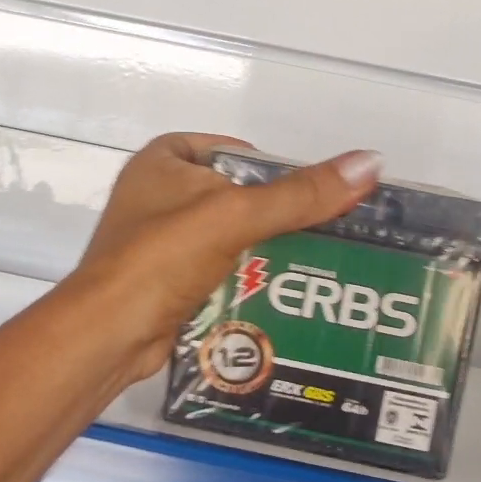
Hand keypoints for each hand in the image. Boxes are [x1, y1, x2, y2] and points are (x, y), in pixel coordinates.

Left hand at [67, 133, 381, 383]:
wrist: (110, 333)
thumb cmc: (162, 258)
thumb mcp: (235, 215)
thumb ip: (300, 194)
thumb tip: (370, 162)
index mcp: (160, 161)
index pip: (228, 148)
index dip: (267, 164)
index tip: (304, 187)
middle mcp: (154, 195)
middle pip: (231, 194)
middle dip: (271, 213)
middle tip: (322, 229)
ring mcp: (156, 241)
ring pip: (224, 236)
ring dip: (260, 249)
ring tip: (312, 263)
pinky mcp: (162, 281)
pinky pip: (213, 270)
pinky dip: (241, 279)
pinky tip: (276, 292)